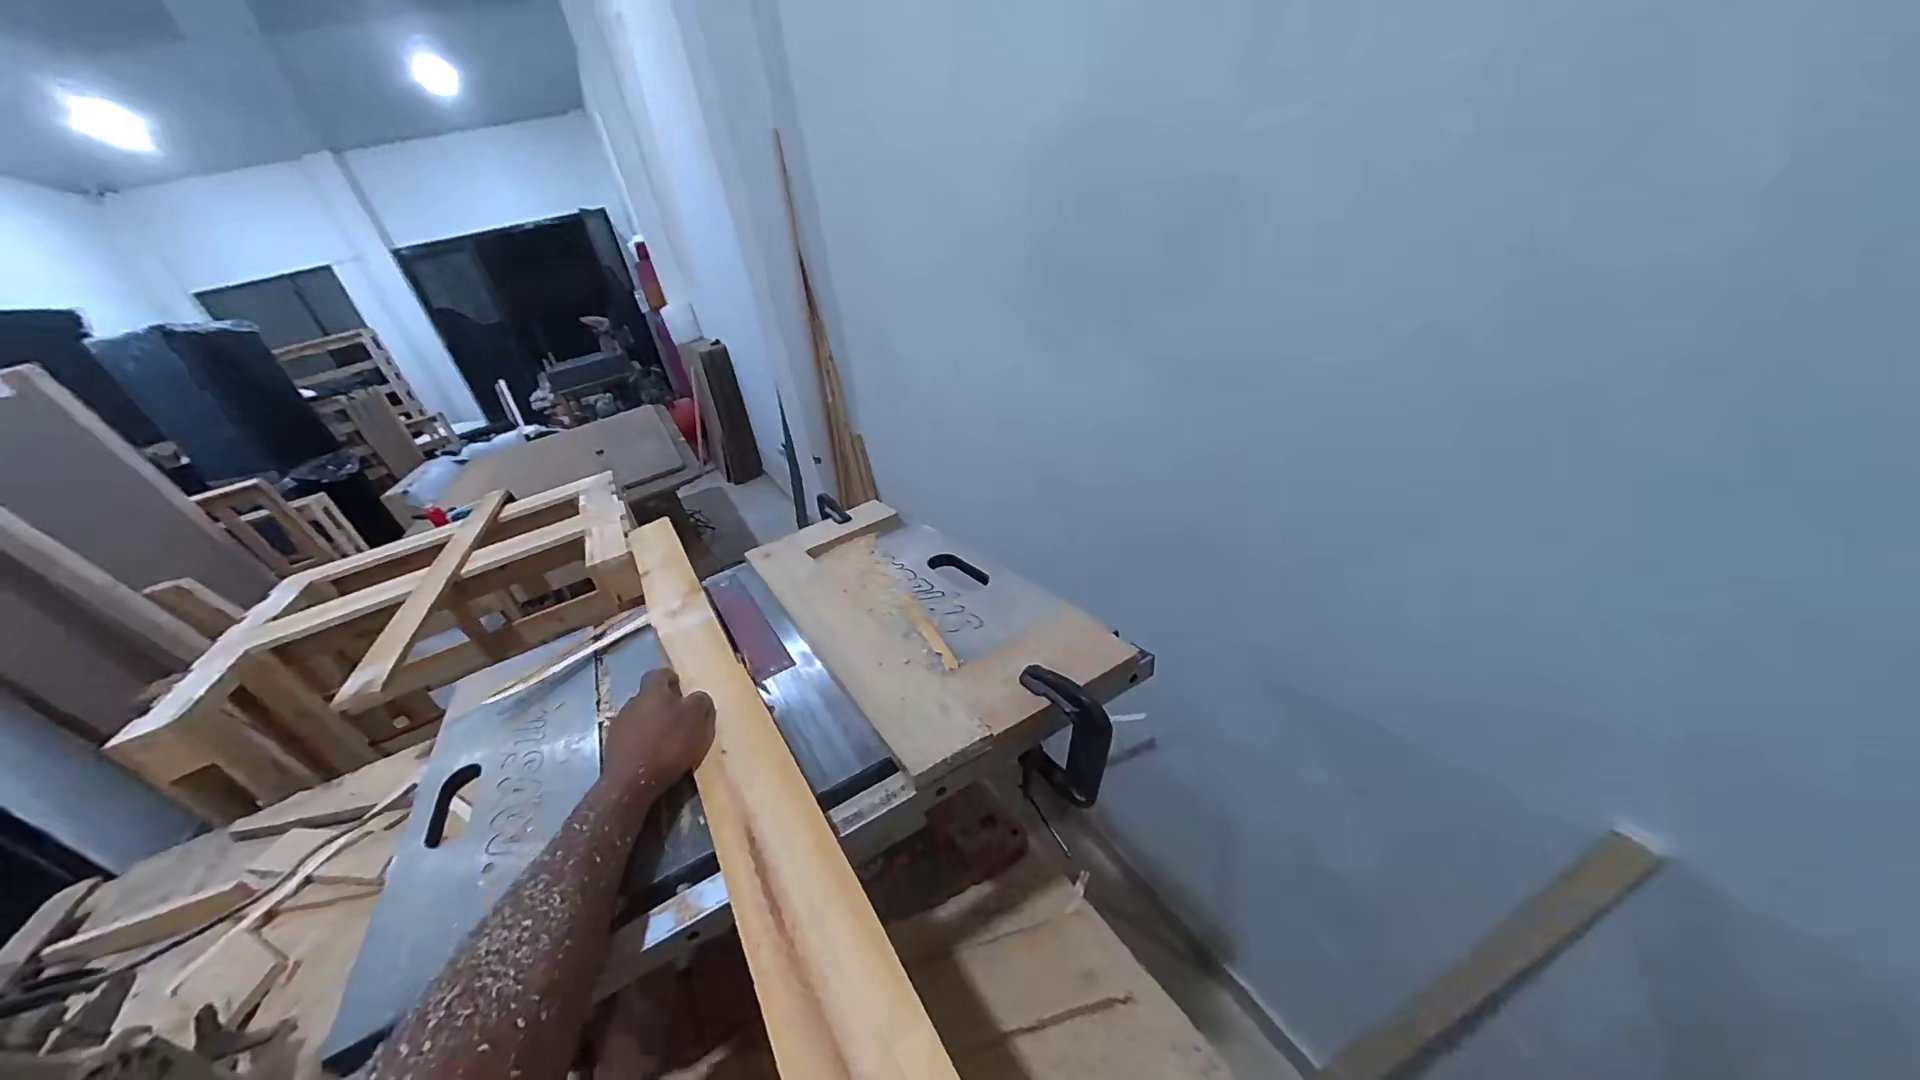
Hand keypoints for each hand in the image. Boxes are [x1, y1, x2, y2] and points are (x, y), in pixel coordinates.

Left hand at [603, 668, 714, 798]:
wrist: (631, 783)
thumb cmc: (669, 745)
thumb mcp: (698, 719)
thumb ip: (700, 702)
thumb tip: (697, 697)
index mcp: (652, 692)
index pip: (659, 674)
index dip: (671, 679)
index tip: (682, 689)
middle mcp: (632, 703)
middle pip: (649, 697)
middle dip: (662, 704)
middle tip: (679, 717)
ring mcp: (618, 726)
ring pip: (639, 718)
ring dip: (652, 724)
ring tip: (667, 740)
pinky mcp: (611, 748)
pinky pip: (631, 738)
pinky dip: (642, 742)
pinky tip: (653, 755)